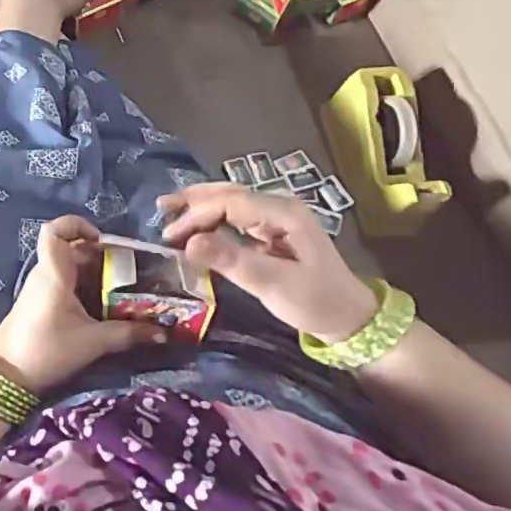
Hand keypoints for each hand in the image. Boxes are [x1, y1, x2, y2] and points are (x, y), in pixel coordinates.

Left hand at [0, 215, 165, 392]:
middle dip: (101, 255)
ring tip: (123, 290)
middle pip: (72, 249)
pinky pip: (65, 283)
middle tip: (129, 271)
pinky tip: (104, 306)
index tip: (102, 242)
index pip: (54, 230)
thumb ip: (128, 334)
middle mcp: (45, 274)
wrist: (6, 378)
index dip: (78, 225)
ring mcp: (40, 288)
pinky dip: (85, 288)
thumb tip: (163, 332)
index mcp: (54, 273)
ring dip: (95, 274)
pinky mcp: (40, 303)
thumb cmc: (47, 350)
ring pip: (70, 267)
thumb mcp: (92, 342)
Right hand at [158, 183, 376, 341]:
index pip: (229, 203)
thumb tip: (190, 243)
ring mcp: (278, 218)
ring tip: (170, 211)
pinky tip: (197, 226)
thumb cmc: (315, 302)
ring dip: (201, 205)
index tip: (170, 237)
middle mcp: (280, 207)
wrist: (350, 318)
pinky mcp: (273, 231)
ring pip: (232, 201)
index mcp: (284, 213)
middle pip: (229, 193)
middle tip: (161, 207)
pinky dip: (213, 218)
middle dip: (193, 199)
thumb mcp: (273, 285)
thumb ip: (232, 261)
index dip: (196, 215)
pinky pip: (237, 216)